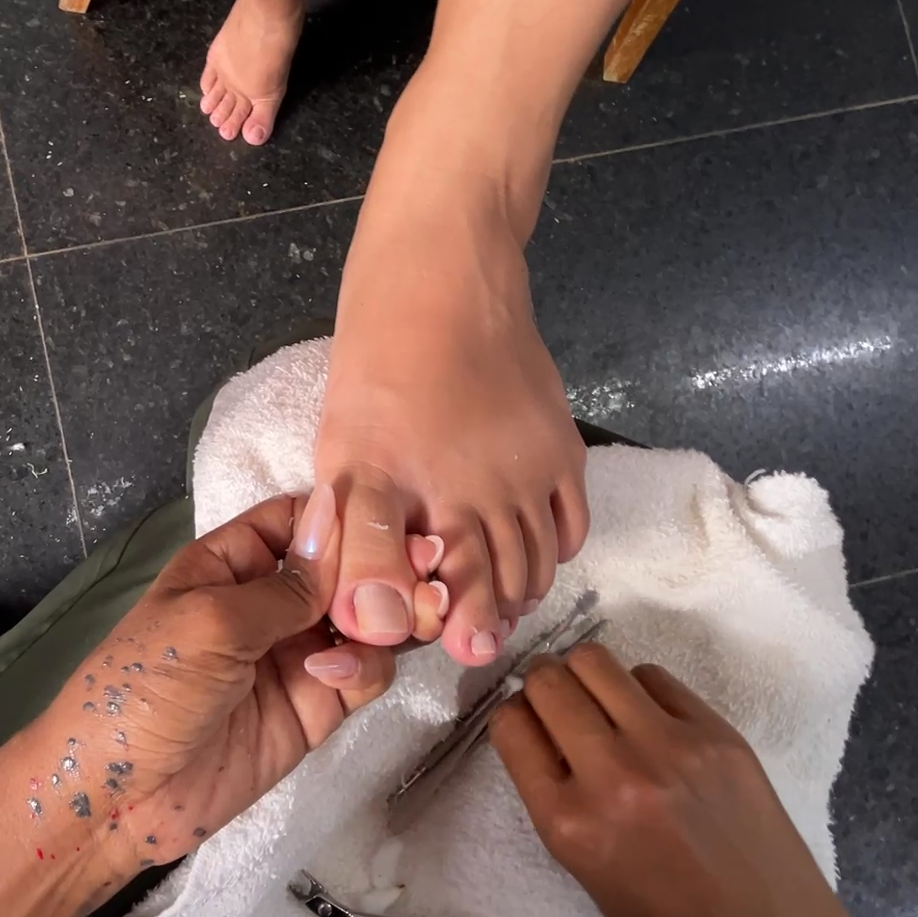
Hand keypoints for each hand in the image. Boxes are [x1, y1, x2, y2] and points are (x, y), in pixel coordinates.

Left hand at [21, 492, 395, 876]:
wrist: (123, 800)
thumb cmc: (148, 685)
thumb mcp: (211, 621)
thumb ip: (284, 582)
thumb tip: (335, 510)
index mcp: (231, 562)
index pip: (298, 520)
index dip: (342, 515)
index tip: (390, 517)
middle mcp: (269, 599)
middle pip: (341, 568)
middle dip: (379, 566)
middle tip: (426, 567)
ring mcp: (294, 652)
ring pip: (363, 619)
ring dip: (387, 616)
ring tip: (407, 617)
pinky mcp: (314, 704)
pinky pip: (362, 671)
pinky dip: (366, 664)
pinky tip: (337, 673)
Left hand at [318, 115, 589, 666]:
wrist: (441, 275)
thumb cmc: (378, 361)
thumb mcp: (346, 452)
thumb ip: (359, 539)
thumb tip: (371, 622)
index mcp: (444, 509)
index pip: (456, 602)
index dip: (443, 628)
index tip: (435, 641)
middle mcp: (504, 502)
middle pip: (503, 587)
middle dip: (481, 617)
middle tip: (463, 634)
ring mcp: (540, 474)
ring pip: (538, 562)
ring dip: (514, 590)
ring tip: (490, 605)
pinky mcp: (563, 444)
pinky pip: (571, 523)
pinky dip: (551, 551)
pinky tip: (528, 553)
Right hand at [489, 644, 872, 916]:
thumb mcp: (579, 859)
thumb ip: (549, 784)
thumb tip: (535, 718)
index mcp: (568, 821)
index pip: (510, 722)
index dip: (515, 715)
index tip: (531, 723)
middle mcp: (614, 777)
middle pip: (547, 680)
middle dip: (542, 684)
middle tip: (559, 702)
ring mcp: (671, 750)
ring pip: (594, 659)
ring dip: (585, 675)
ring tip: (603, 704)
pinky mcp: (719, 737)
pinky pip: (652, 676)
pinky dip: (639, 689)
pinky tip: (652, 722)